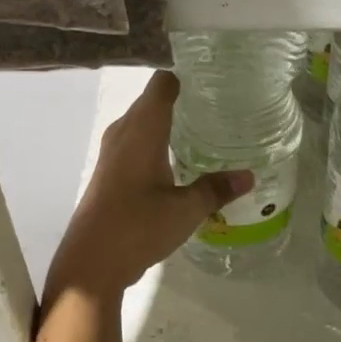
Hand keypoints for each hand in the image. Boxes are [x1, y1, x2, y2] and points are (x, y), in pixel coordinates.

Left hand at [45, 71, 252, 297]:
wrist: (91, 263)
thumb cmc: (138, 226)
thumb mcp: (186, 210)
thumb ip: (216, 189)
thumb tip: (249, 177)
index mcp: (143, 130)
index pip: (162, 84)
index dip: (185, 77)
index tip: (213, 82)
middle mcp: (124, 133)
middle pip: (152, 102)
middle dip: (182, 101)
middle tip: (219, 108)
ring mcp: (113, 153)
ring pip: (143, 125)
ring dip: (168, 125)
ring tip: (204, 133)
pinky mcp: (109, 173)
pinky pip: (136, 145)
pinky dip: (156, 145)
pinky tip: (178, 163)